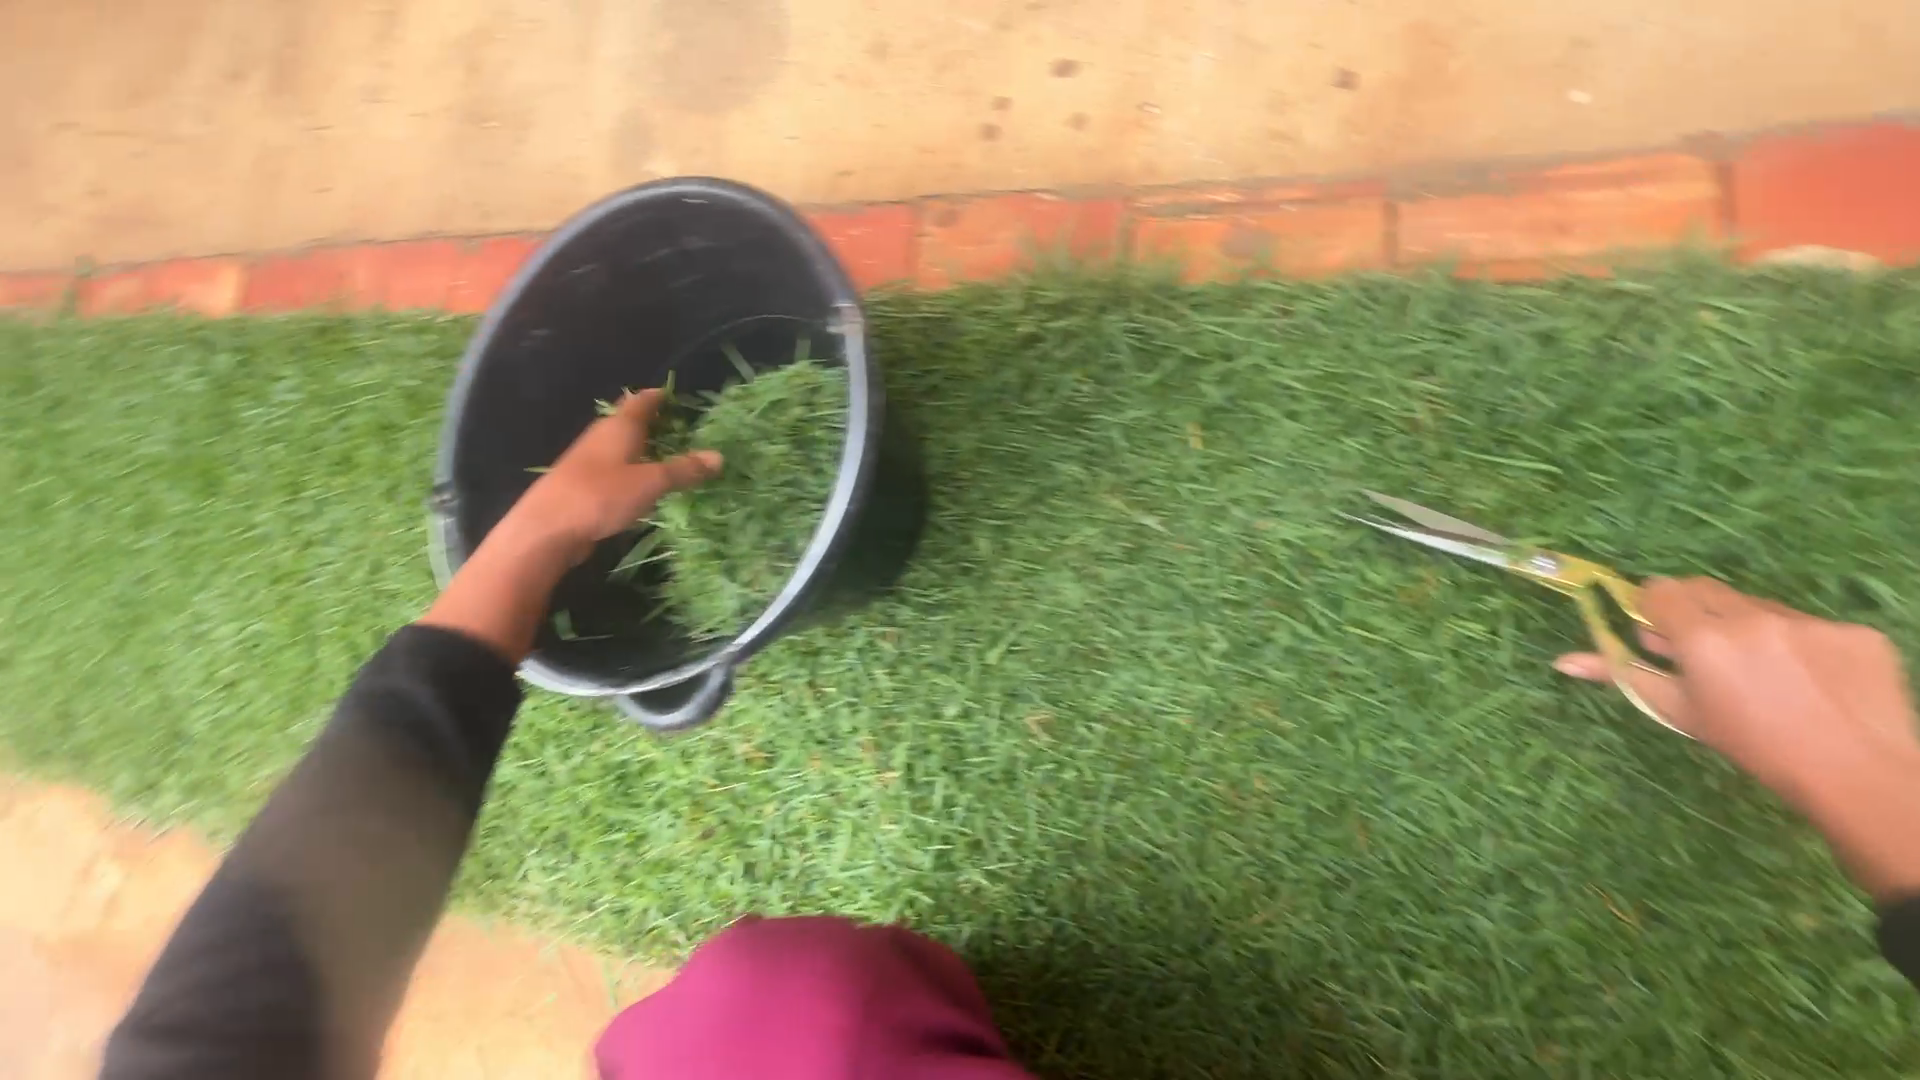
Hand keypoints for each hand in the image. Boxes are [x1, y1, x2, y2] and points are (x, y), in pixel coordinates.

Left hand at [421, 388, 720, 662]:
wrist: (547, 529)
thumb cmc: (601, 495)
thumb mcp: (651, 482)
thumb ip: (684, 470)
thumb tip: (719, 456)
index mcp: (619, 427)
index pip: (641, 401)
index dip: (660, 396)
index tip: (680, 397)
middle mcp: (602, 437)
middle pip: (630, 421)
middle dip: (656, 422)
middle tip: (685, 428)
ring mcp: (591, 461)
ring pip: (622, 446)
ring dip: (645, 448)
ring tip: (671, 455)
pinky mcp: (585, 485)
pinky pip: (616, 468)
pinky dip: (635, 469)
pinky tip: (645, 484)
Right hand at [1554, 577, 1919, 898]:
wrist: (1857, 773)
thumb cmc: (1748, 743)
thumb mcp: (1677, 710)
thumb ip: (1621, 674)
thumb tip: (1561, 661)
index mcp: (1703, 639)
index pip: (1660, 590)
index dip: (1652, 607)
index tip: (1658, 631)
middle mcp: (1752, 619)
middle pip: (1703, 589)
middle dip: (1693, 611)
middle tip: (1701, 649)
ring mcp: (1809, 622)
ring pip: (1756, 606)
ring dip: (1744, 626)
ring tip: (1762, 671)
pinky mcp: (1855, 631)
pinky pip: (1807, 623)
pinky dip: (1797, 642)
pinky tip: (1809, 677)